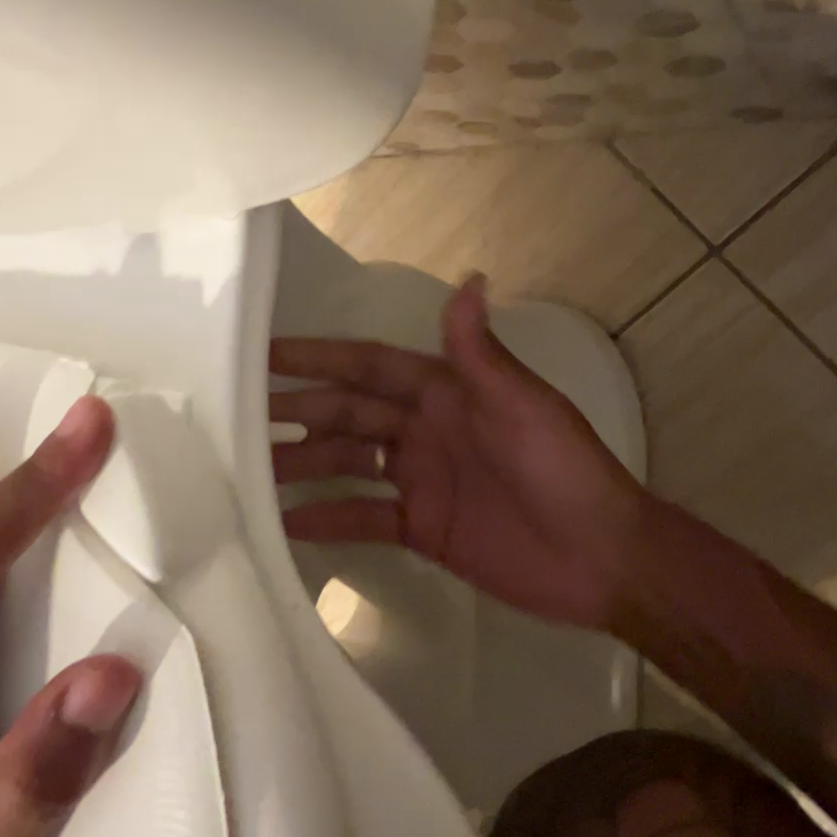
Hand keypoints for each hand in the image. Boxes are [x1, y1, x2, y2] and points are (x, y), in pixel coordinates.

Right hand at [271, 275, 654, 630]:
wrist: (602, 558)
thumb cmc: (563, 470)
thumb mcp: (523, 407)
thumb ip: (482, 354)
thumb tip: (467, 278)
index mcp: (445, 392)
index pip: (369, 366)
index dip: (317, 358)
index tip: (263, 354)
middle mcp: (424, 429)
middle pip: (347, 414)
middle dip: (295, 413)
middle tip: (234, 418)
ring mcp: (420, 479)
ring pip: (347, 464)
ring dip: (300, 465)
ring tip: (245, 473)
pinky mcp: (422, 528)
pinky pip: (364, 518)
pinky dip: (327, 520)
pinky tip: (284, 525)